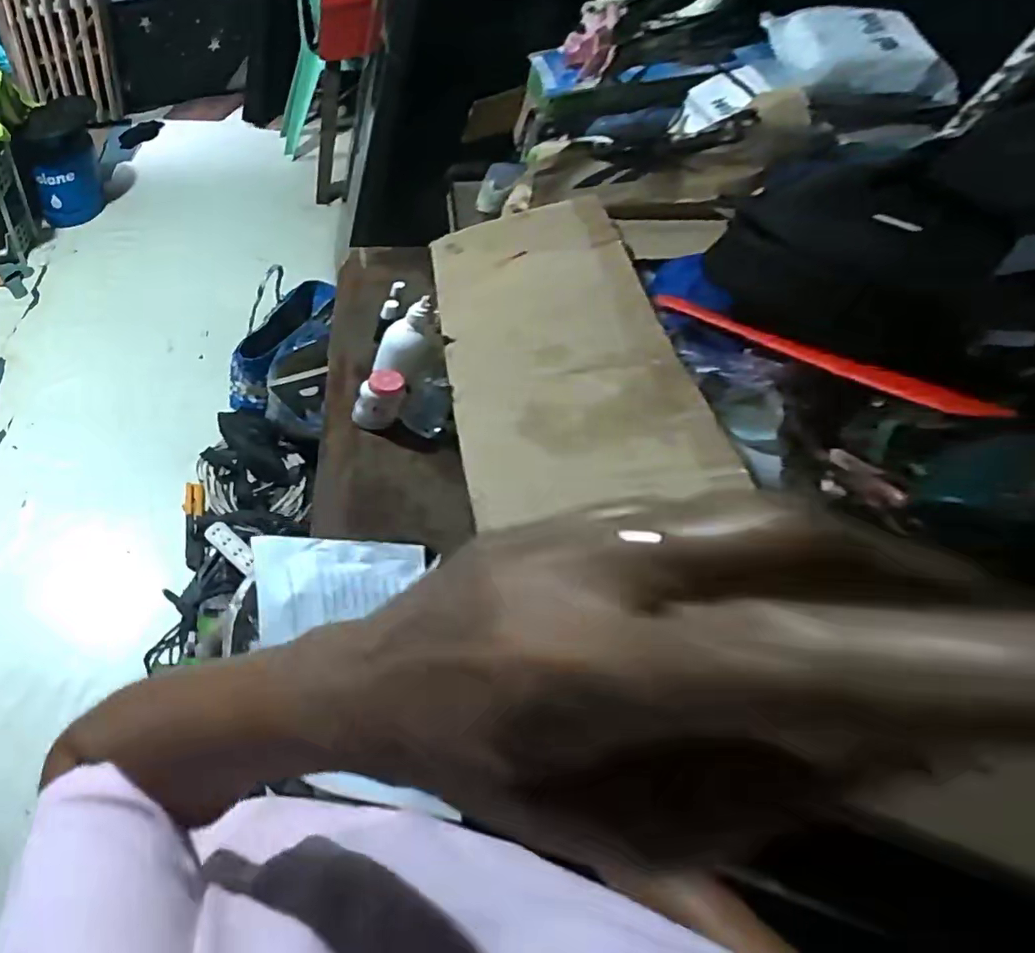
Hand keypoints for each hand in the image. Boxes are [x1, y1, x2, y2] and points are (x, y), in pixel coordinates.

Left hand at [288, 490, 1034, 867]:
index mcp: (596, 666)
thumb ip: (757, 791)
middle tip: (1001, 632)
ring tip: (912, 603)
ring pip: (734, 510)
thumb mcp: (611, 822)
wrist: (362, 678)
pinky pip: (675, 509)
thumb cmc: (474, 767)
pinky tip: (787, 577)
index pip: (813, 657)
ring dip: (847, 547)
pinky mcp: (537, 516)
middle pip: (785, 537)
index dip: (969, 663)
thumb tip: (897, 739)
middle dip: (922, 578)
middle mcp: (584, 572)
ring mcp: (554, 530)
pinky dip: (758, 538)